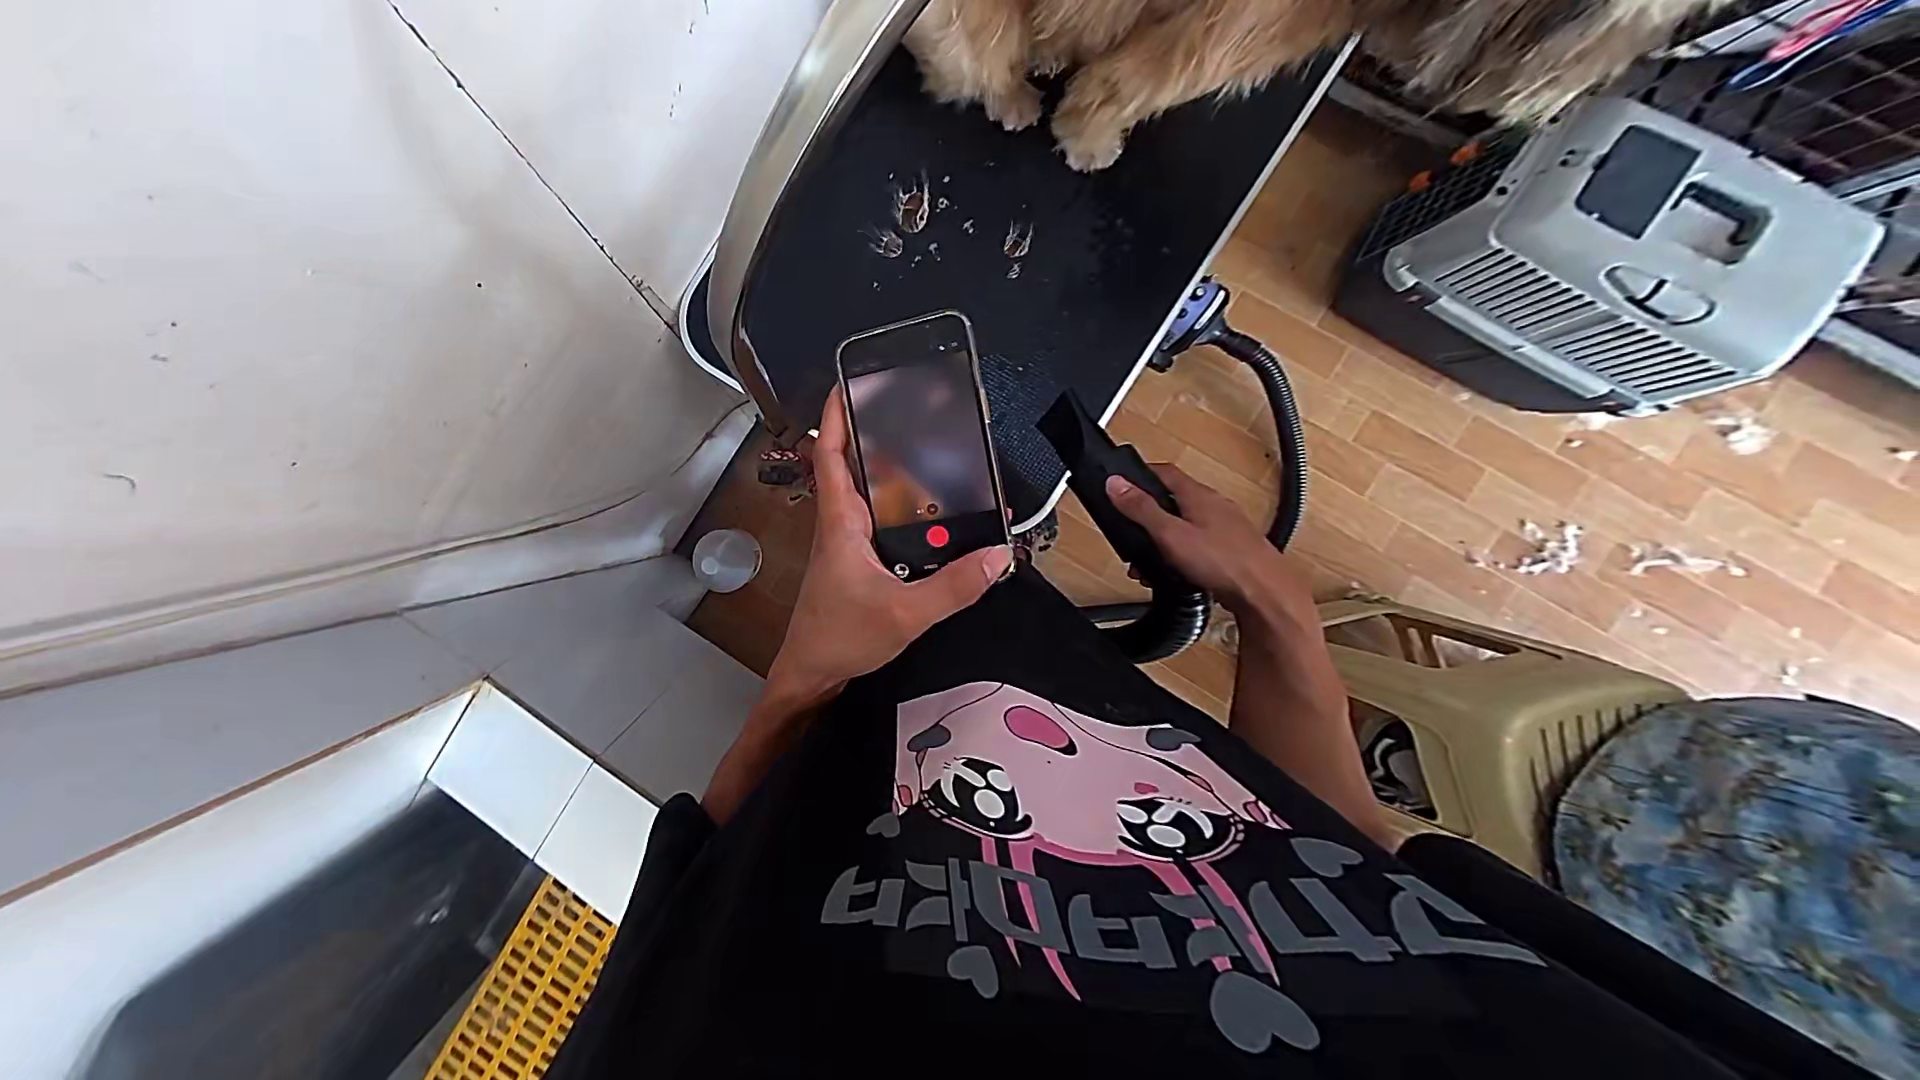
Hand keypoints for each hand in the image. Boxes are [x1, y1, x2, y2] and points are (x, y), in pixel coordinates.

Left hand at [764, 386, 1012, 714]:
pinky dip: (902, 512)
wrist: (813, 673)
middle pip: (855, 466)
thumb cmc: (838, 639)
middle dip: (877, 436)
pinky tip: (929, 521)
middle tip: (909, 415)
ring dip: (892, 475)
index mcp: (841, 523)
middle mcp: (842, 526)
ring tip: (928, 458)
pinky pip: (880, 523)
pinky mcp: (858, 561)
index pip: (831, 454)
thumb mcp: (905, 613)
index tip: (850, 384)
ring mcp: (848, 543)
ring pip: (870, 495)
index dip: (836, 416)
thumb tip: (995, 557)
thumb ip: (954, 587)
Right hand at [1104, 464, 1314, 627]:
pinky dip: (1179, 556)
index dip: (1140, 474)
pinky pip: (1197, 547)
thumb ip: (1141, 509)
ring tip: (1148, 562)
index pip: (1164, 472)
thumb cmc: (1224, 562)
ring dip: (1163, 541)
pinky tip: (1174, 574)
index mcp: (1199, 495)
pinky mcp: (1231, 551)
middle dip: (1148, 516)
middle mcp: (1215, 507)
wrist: (1264, 595)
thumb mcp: (1170, 534)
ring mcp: (1226, 529)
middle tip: (1130, 527)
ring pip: (1185, 526)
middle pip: (1173, 501)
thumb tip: (1115, 483)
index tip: (1123, 479)